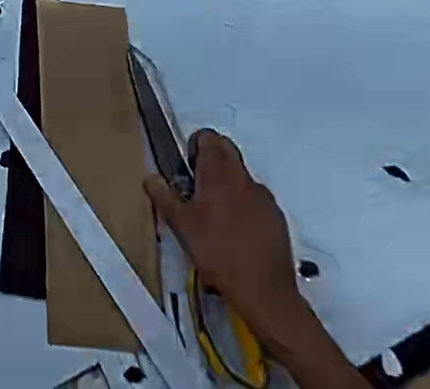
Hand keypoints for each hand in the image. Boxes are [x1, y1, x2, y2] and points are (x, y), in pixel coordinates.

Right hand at [145, 130, 307, 345]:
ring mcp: (265, 198)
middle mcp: (245, 179)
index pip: (209, 137)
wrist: (264, 292)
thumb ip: (163, 195)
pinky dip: (242, 205)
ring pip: (241, 177)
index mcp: (220, 173)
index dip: (195, 144)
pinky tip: (234, 232)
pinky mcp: (277, 218)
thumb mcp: (179, 224)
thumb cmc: (216, 251)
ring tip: (214, 215)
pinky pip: (255, 199)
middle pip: (227, 151)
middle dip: (210, 160)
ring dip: (226, 184)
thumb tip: (151, 178)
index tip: (187, 167)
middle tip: (195, 186)